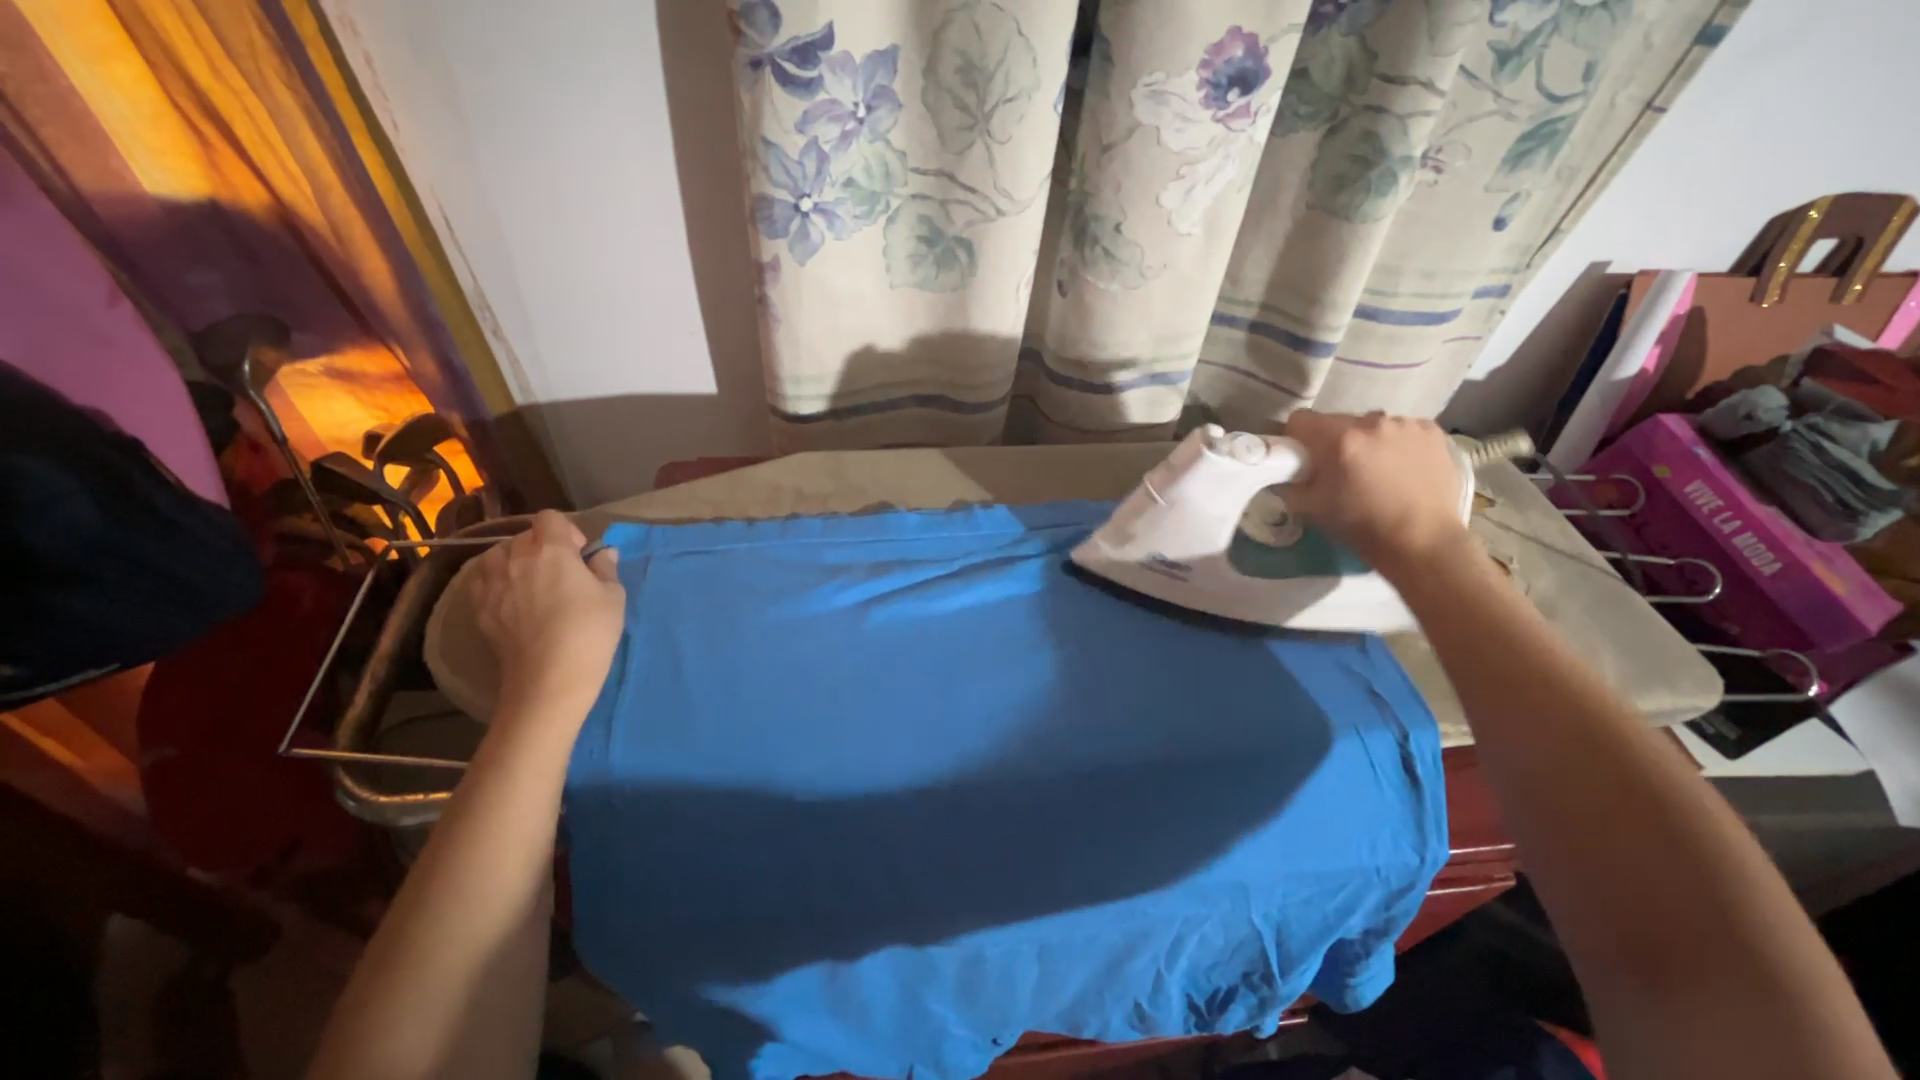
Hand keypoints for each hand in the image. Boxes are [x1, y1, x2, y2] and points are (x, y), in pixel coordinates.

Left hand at [471, 510, 624, 712]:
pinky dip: (493, 581)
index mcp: (552, 549)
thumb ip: (606, 568)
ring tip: (528, 582)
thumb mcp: (613, 597)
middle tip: (559, 572)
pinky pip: (481, 580)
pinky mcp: (480, 608)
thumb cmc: (589, 632)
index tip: (579, 554)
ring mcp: (493, 583)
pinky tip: (508, 598)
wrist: (549, 678)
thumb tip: (603, 553)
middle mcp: (516, 558)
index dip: (566, 531)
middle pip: (523, 536)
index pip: (550, 518)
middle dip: (541, 546)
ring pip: (497, 555)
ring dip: (513, 560)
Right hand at [1276, 409, 1473, 576]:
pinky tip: (1404, 468)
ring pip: (1373, 425)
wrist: (1422, 542)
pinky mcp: (1431, 431)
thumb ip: (1292, 485)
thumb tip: (1282, 475)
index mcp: (1340, 439)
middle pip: (1339, 421)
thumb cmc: (1362, 526)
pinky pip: (1403, 429)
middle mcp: (1373, 422)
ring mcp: (1406, 424)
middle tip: (1342, 470)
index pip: (1301, 419)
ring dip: (1368, 441)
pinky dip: (1397, 443)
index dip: (1297, 438)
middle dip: (1335, 441)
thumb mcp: (1314, 509)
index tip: (1302, 457)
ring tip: (1378, 470)